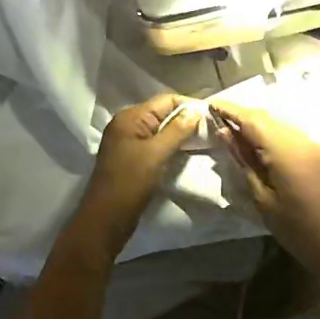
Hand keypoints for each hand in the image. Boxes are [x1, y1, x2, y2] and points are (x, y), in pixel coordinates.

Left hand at [69, 93, 203, 253]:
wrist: (106, 217)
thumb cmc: (130, 181)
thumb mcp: (156, 154)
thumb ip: (176, 130)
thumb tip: (195, 111)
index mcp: (130, 117)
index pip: (165, 100)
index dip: (189, 105)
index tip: (213, 115)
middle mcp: (127, 124)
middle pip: (162, 112)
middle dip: (185, 119)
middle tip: (211, 129)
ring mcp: (127, 141)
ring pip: (159, 129)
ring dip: (178, 133)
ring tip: (202, 140)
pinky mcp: (130, 157)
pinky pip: (153, 143)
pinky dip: (169, 145)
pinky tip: (184, 152)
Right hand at [210, 101, 319, 280]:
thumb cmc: (297, 228)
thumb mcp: (261, 197)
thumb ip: (244, 161)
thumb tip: (226, 134)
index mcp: (285, 151)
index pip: (252, 119)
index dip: (230, 109)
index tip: (210, 105)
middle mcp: (302, 140)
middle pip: (267, 118)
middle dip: (243, 115)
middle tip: (219, 120)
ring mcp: (316, 145)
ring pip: (281, 125)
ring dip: (259, 125)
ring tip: (237, 135)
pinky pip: (293, 136)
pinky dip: (274, 136)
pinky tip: (263, 149)